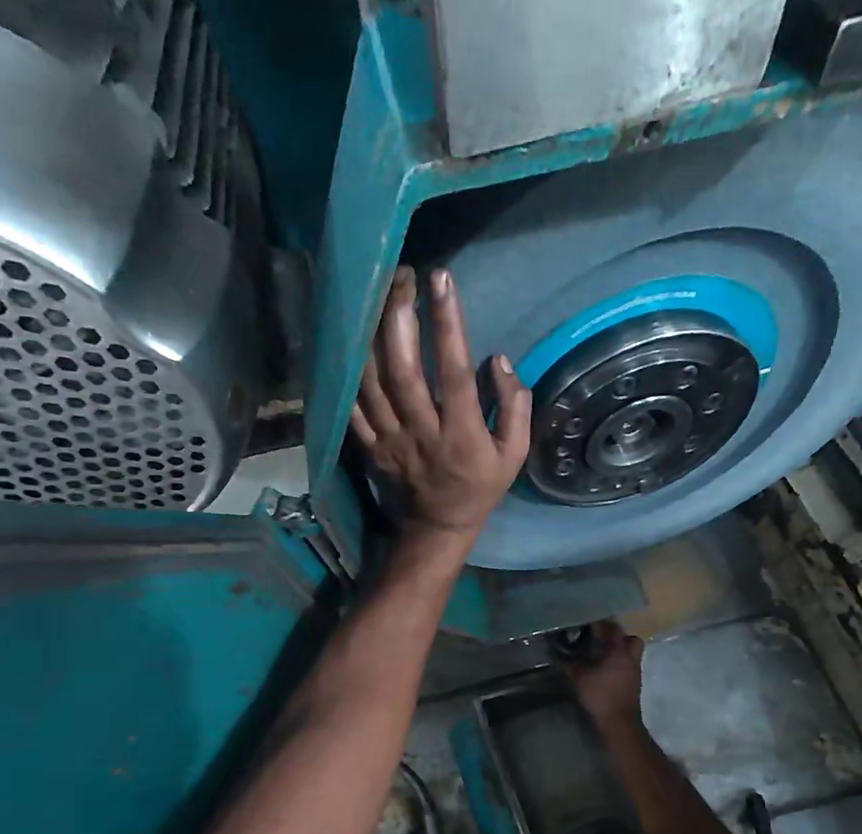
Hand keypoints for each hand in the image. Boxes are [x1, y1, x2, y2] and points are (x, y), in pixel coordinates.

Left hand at [351, 266, 530, 537]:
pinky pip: (352, 407)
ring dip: (370, 337)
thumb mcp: (514, 456)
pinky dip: (347, 373)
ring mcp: (391, 440)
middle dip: (398, 318)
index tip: (441, 280)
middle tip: (400, 277)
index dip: (447, 323)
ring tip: (375, 296)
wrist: (438, 527)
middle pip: (403, 371)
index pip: (454, 371)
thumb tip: (499, 361)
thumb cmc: (481, 487)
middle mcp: (422, 432)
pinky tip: (349, 339)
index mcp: (462, 434)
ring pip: (372, 384)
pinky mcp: (370, 447)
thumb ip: (514, 409)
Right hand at [562, 621, 644, 729]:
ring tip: (605, 653)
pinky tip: (608, 669)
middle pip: (631, 638)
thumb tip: (559, 655)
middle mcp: (630, 658)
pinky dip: (622, 662)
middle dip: (618, 635)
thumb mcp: (579, 680)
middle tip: (603, 638)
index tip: (590, 623)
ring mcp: (635, 670)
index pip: (613, 629)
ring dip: (622, 649)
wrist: (619, 722)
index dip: (601, 624)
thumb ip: (570, 665)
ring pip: (633, 652)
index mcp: (618, 652)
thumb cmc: (600, 696)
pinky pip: (631, 664)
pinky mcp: (635, 682)